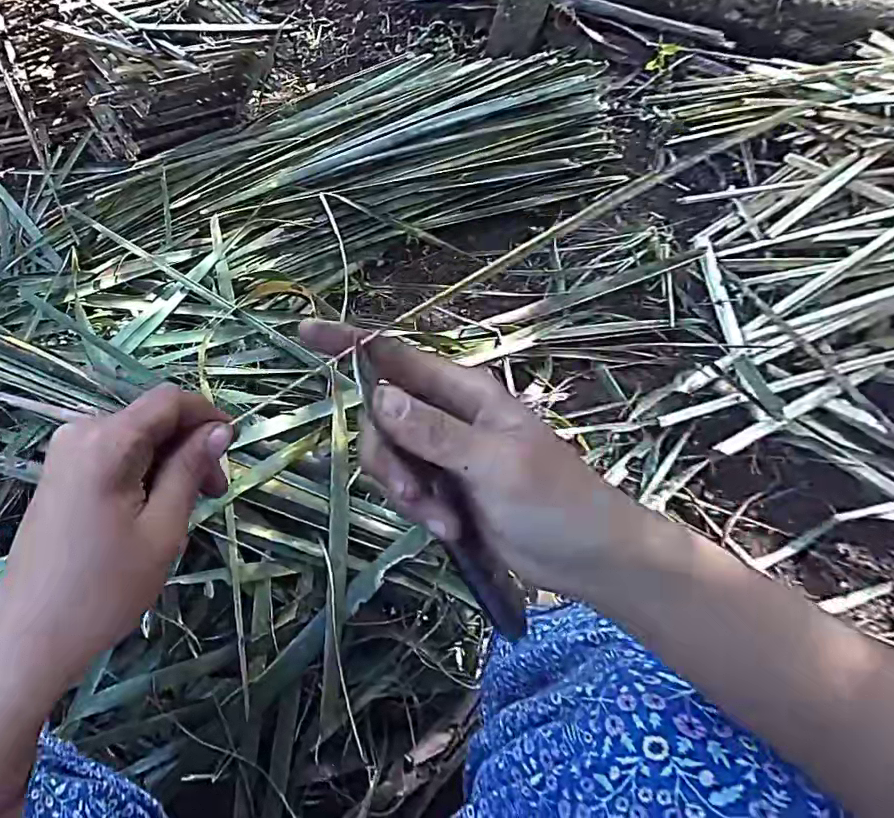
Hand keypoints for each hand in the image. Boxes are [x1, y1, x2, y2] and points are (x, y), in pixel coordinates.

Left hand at [0, 385, 232, 690]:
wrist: (27, 640)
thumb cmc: (102, 589)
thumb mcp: (161, 529)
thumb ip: (189, 469)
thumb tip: (218, 429)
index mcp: (106, 440)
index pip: (168, 400)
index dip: (206, 415)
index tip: (233, 448)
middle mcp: (80, 432)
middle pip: (150, 419)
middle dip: (188, 446)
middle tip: (214, 495)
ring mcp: (64, 452)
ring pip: (134, 438)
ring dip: (167, 461)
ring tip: (184, 509)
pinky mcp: (58, 473)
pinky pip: (112, 455)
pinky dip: (141, 471)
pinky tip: (152, 508)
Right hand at [299, 320, 651, 596]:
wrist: (589, 560)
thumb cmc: (557, 500)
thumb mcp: (495, 463)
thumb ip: (435, 431)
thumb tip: (379, 396)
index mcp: (461, 390)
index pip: (393, 356)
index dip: (348, 342)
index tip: (304, 333)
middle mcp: (443, 412)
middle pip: (379, 415)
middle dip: (387, 456)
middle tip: (414, 494)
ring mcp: (439, 449)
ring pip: (386, 453)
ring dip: (404, 489)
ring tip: (443, 520)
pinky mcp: (439, 484)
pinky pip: (401, 484)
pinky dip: (416, 508)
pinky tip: (450, 529)